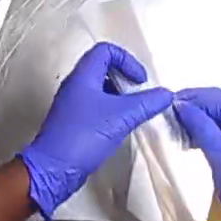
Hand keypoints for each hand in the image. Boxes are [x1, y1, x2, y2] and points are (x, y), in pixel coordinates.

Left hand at [18, 42, 173, 217]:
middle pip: (103, 67)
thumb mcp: (121, 117)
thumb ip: (146, 103)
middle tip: (140, 94)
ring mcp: (71, 103)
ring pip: (99, 87)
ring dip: (119, 94)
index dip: (127, 60)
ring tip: (134, 110)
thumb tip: (166, 94)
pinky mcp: (72, 120)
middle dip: (125, 77)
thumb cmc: (83, 136)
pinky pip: (95, 105)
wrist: (54, 169)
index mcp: (83, 76)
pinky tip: (121, 124)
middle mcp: (75, 85)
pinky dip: (110, 108)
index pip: (105, 51)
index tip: (140, 81)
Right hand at [175, 87, 220, 220]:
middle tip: (167, 114)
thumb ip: (202, 127)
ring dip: (198, 123)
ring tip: (175, 128)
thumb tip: (182, 104)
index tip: (166, 101)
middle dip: (194, 108)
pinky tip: (190, 143)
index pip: (219, 98)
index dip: (193, 97)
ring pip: (220, 126)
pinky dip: (204, 139)